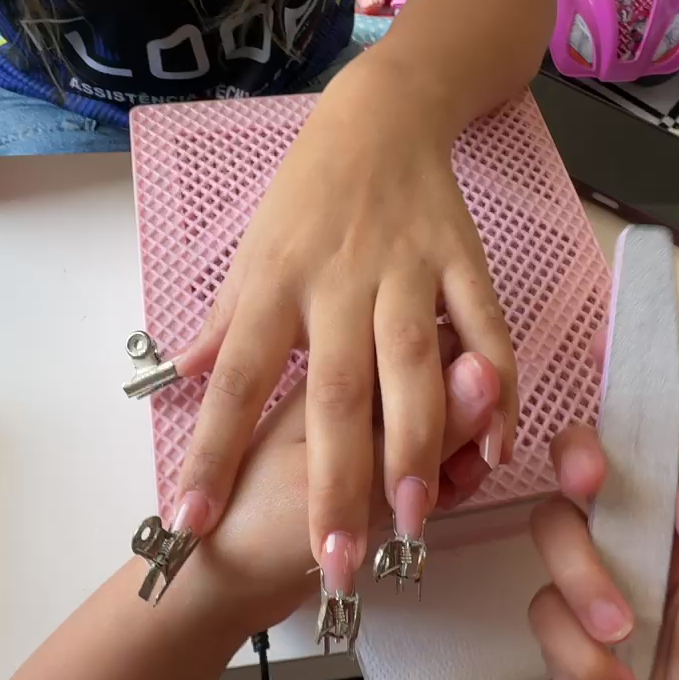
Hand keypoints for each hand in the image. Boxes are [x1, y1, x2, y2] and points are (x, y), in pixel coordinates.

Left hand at [170, 71, 517, 613]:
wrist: (379, 118)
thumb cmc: (306, 191)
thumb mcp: (251, 247)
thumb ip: (221, 319)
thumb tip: (181, 377)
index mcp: (275, 283)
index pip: (235, 377)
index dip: (210, 450)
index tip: (189, 522)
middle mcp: (338, 284)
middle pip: (334, 391)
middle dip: (334, 480)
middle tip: (336, 561)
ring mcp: (406, 272)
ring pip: (413, 368)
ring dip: (417, 447)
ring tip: (414, 519)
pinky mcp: (462, 261)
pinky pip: (485, 329)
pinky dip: (498, 388)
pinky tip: (497, 446)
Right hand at [529, 425, 678, 679]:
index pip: (662, 455)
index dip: (639, 407)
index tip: (611, 360)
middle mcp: (637, 546)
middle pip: (585, 474)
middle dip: (579, 464)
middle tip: (589, 484)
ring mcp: (593, 585)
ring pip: (552, 532)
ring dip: (581, 580)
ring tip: (621, 641)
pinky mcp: (561, 629)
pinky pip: (541, 609)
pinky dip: (573, 646)